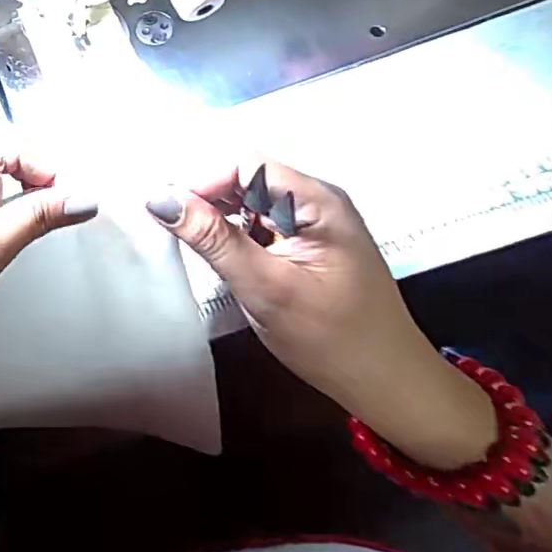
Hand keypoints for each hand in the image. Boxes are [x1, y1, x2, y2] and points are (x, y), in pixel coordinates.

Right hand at [147, 160, 496, 468]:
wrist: (389, 385)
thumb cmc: (332, 339)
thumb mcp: (266, 288)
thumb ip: (214, 240)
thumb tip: (162, 200)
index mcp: (316, 200)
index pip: (246, 165)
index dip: (204, 183)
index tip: (170, 214)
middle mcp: (318, 201)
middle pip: (249, 179)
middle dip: (209, 199)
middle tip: (175, 231)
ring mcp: (316, 223)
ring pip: (254, 202)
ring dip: (222, 218)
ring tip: (196, 245)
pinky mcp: (311, 245)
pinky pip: (266, 224)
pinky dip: (239, 235)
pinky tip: (226, 257)